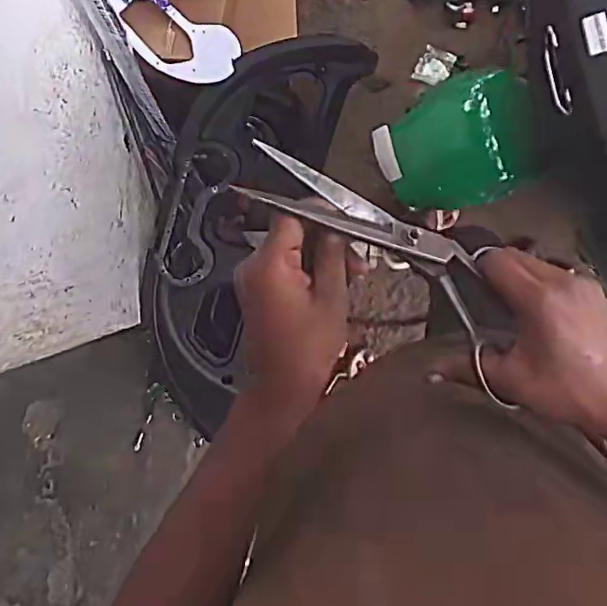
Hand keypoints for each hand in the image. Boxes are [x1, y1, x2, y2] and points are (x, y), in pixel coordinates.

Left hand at [232, 215, 352, 427]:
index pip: (291, 215)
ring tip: (349, 274)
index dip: (320, 214)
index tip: (344, 220)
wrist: (283, 391)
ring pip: (290, 248)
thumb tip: (337, 229)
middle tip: (355, 256)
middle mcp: (252, 267)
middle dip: (325, 239)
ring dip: (319, 255)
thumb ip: (334, 255)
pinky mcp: (256, 289)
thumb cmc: (305, 355)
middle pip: (291, 231)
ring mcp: (251, 278)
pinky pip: (283, 265)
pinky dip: (307, 268)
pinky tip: (331, 283)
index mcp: (268, 265)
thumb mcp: (331, 298)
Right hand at [437, 249, 606, 439]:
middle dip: (495, 270)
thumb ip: (469, 366)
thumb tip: (432, 370)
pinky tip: (540, 311)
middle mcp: (562, 281)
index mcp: (539, 299)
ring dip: (518, 274)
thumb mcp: (512, 380)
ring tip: (513, 307)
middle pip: (514, 254)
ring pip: (534, 260)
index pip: (496, 259)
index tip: (468, 284)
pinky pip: (555, 270)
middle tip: (486, 298)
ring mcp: (580, 282)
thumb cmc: (571, 392)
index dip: (477, 268)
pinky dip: (540, 281)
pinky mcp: (593, 288)